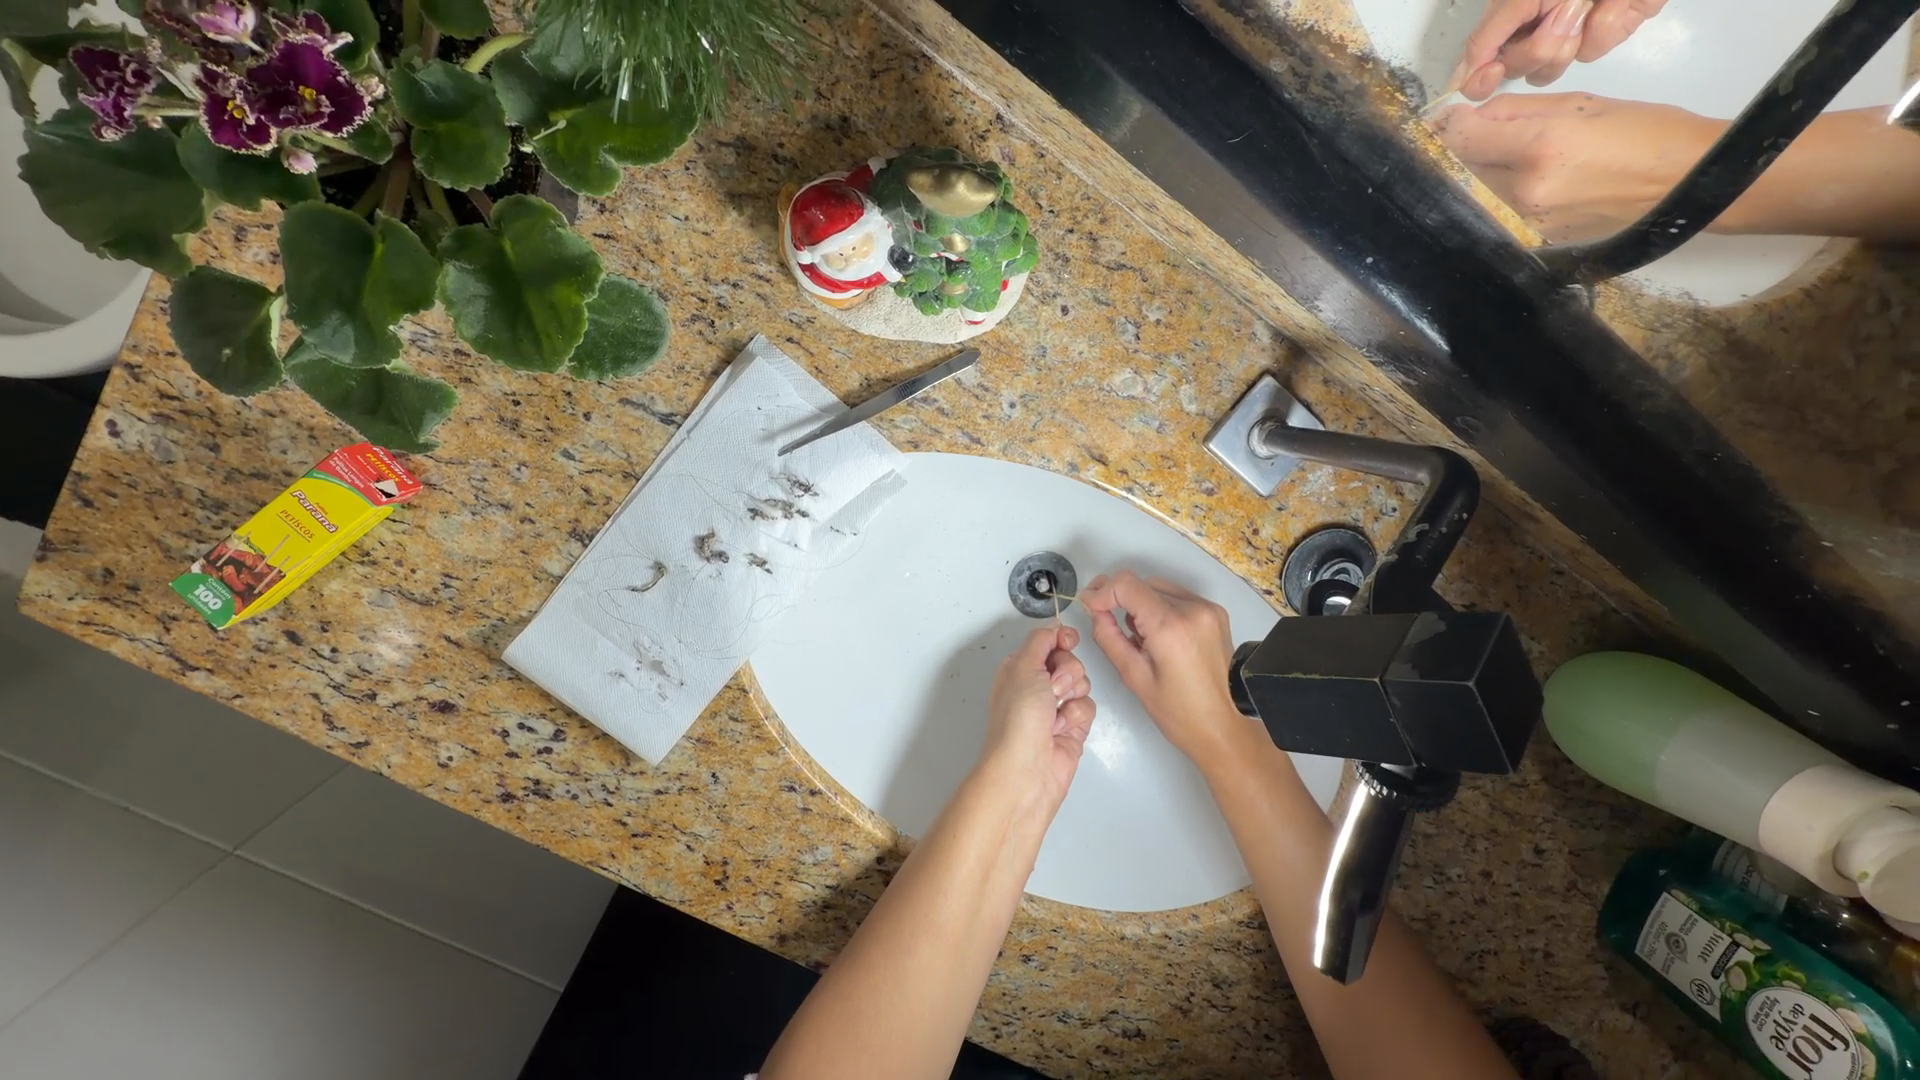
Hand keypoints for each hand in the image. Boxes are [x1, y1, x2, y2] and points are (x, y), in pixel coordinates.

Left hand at [979, 625, 1095, 810]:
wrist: (1026, 770)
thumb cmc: (1018, 718)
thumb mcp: (1023, 667)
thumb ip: (1040, 641)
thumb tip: (1054, 627)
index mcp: (1020, 668)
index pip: (1048, 642)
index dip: (1061, 640)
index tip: (1068, 642)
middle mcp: (1037, 685)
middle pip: (1070, 660)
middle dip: (1067, 672)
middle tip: (1053, 689)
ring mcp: (1055, 707)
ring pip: (1082, 683)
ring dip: (1073, 695)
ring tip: (1056, 714)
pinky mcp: (1072, 726)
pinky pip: (1088, 706)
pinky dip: (1078, 715)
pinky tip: (1063, 728)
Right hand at [1079, 571, 1248, 771]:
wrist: (1226, 729)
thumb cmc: (1180, 713)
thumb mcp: (1134, 677)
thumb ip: (1108, 636)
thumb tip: (1094, 610)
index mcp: (1171, 627)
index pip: (1127, 584)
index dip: (1102, 590)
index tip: (1088, 604)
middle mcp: (1194, 609)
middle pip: (1142, 584)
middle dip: (1119, 598)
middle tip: (1105, 620)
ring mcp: (1208, 609)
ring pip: (1159, 588)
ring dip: (1140, 603)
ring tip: (1137, 637)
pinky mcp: (1216, 614)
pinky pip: (1177, 598)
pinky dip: (1160, 608)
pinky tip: (1158, 636)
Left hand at [1434, 93, 1720, 241]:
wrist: (1683, 183)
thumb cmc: (1642, 133)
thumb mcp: (1580, 105)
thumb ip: (1517, 111)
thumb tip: (1469, 116)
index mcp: (1540, 149)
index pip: (1465, 140)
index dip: (1452, 127)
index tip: (1450, 119)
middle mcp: (1524, 191)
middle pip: (1469, 167)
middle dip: (1476, 149)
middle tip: (1498, 136)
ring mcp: (1526, 220)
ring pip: (1481, 191)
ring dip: (1491, 173)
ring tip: (1529, 158)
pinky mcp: (1532, 237)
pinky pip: (1501, 209)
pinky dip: (1507, 193)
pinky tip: (1539, 181)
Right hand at [1453, 0, 1666, 100]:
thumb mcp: (1516, 0)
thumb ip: (1484, 39)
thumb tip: (1455, 84)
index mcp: (1506, 25)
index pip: (1476, 70)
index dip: (1479, 81)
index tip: (1492, 74)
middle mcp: (1530, 37)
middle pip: (1514, 74)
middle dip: (1536, 48)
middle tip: (1561, 10)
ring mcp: (1567, 39)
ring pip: (1550, 71)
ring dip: (1569, 39)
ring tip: (1586, 4)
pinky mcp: (1603, 35)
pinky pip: (1594, 51)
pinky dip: (1604, 26)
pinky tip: (1612, 4)